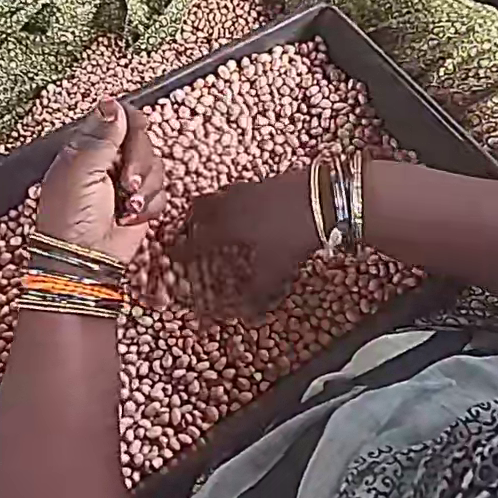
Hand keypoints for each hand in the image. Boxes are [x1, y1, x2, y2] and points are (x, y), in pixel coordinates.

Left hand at [36, 99, 166, 263]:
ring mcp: (128, 183)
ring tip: (127, 206)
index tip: (134, 133)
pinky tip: (131, 217)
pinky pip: (162, 193)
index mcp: (89, 147)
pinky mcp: (143, 203)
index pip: (118, 118)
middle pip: (143, 141)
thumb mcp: (81, 170)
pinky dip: (149, 206)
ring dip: (145, 189)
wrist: (84, 257)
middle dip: (140, 162)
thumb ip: (101, 136)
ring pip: (157, 167)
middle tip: (128, 183)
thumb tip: (112, 103)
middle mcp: (110, 161)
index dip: (130, 123)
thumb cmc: (71, 218)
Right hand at [181, 168, 318, 311]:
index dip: (183, 251)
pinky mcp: (268, 180)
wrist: (324, 196)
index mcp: (225, 225)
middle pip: (200, 208)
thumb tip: (247, 317)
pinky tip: (252, 210)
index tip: (173, 256)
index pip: (195, 240)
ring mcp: (250, 187)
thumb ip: (257, 293)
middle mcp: (231, 203)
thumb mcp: (274, 270)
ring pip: (221, 195)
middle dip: (192, 221)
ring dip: (214, 207)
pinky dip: (239, 200)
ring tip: (218, 220)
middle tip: (192, 232)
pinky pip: (243, 190)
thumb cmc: (292, 235)